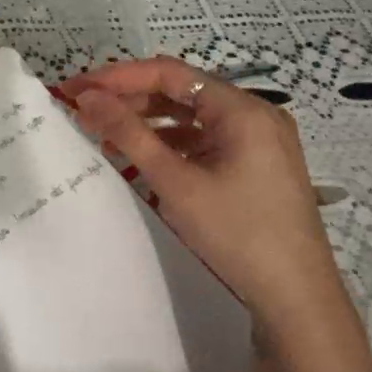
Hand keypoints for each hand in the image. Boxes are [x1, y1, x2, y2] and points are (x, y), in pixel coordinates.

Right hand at [60, 57, 343, 329]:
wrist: (296, 297)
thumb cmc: (236, 232)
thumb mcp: (174, 180)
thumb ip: (128, 133)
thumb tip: (87, 97)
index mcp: (243, 111)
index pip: (169, 74)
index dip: (117, 76)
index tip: (76, 89)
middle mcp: (255, 116)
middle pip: (180, 91)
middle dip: (127, 97)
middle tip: (82, 110)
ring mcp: (257, 141)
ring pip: (188, 115)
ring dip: (144, 120)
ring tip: (101, 133)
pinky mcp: (254, 164)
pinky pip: (201, 138)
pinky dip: (166, 141)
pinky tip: (137, 155)